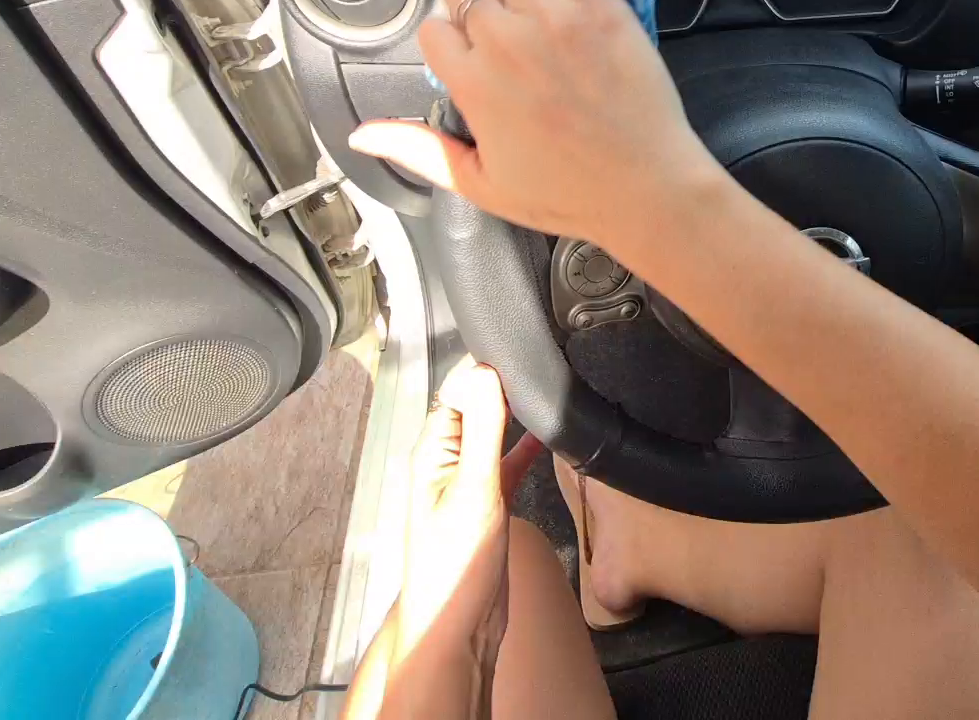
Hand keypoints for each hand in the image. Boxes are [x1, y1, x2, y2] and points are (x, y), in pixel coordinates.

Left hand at [344, 359, 541, 719]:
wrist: (459, 629)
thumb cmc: (455, 566)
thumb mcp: (473, 488)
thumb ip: (481, 429)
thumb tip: (484, 371)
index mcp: (433, 454)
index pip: (457, 393)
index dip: (486, 370)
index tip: (518, 348)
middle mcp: (447, 464)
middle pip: (476, 410)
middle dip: (502, 388)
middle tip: (538, 365)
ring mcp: (468, 485)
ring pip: (493, 435)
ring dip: (514, 416)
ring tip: (544, 391)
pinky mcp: (488, 504)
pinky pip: (507, 463)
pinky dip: (524, 449)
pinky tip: (545, 438)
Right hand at [347, 0, 728, 252]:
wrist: (647, 188)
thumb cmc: (570, 194)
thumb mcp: (483, 186)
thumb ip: (421, 151)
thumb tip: (363, 133)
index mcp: (472, 85)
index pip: (433, 28)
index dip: (451, 36)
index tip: (474, 49)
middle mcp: (504, 44)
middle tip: (505, 20)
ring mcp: (552, 19)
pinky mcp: (598, 5)